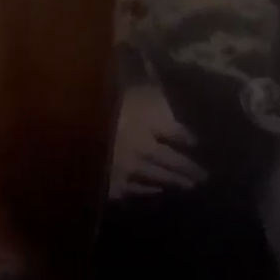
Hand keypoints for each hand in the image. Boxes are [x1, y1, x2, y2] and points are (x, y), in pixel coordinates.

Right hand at [108, 83, 205, 197]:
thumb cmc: (107, 105)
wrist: (77, 133)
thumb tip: (170, 88)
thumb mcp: (135, 89)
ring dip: (172, 182)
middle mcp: (146, 151)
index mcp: (152, 124)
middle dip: (188, 169)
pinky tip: (154, 191)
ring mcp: (130, 172)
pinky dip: (147, 191)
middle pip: (172, 162)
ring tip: (184, 186)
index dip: (187, 138)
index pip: (177, 133)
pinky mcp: (113, 187)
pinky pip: (134, 191)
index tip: (195, 143)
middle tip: (202, 178)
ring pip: (156, 179)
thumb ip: (152, 93)